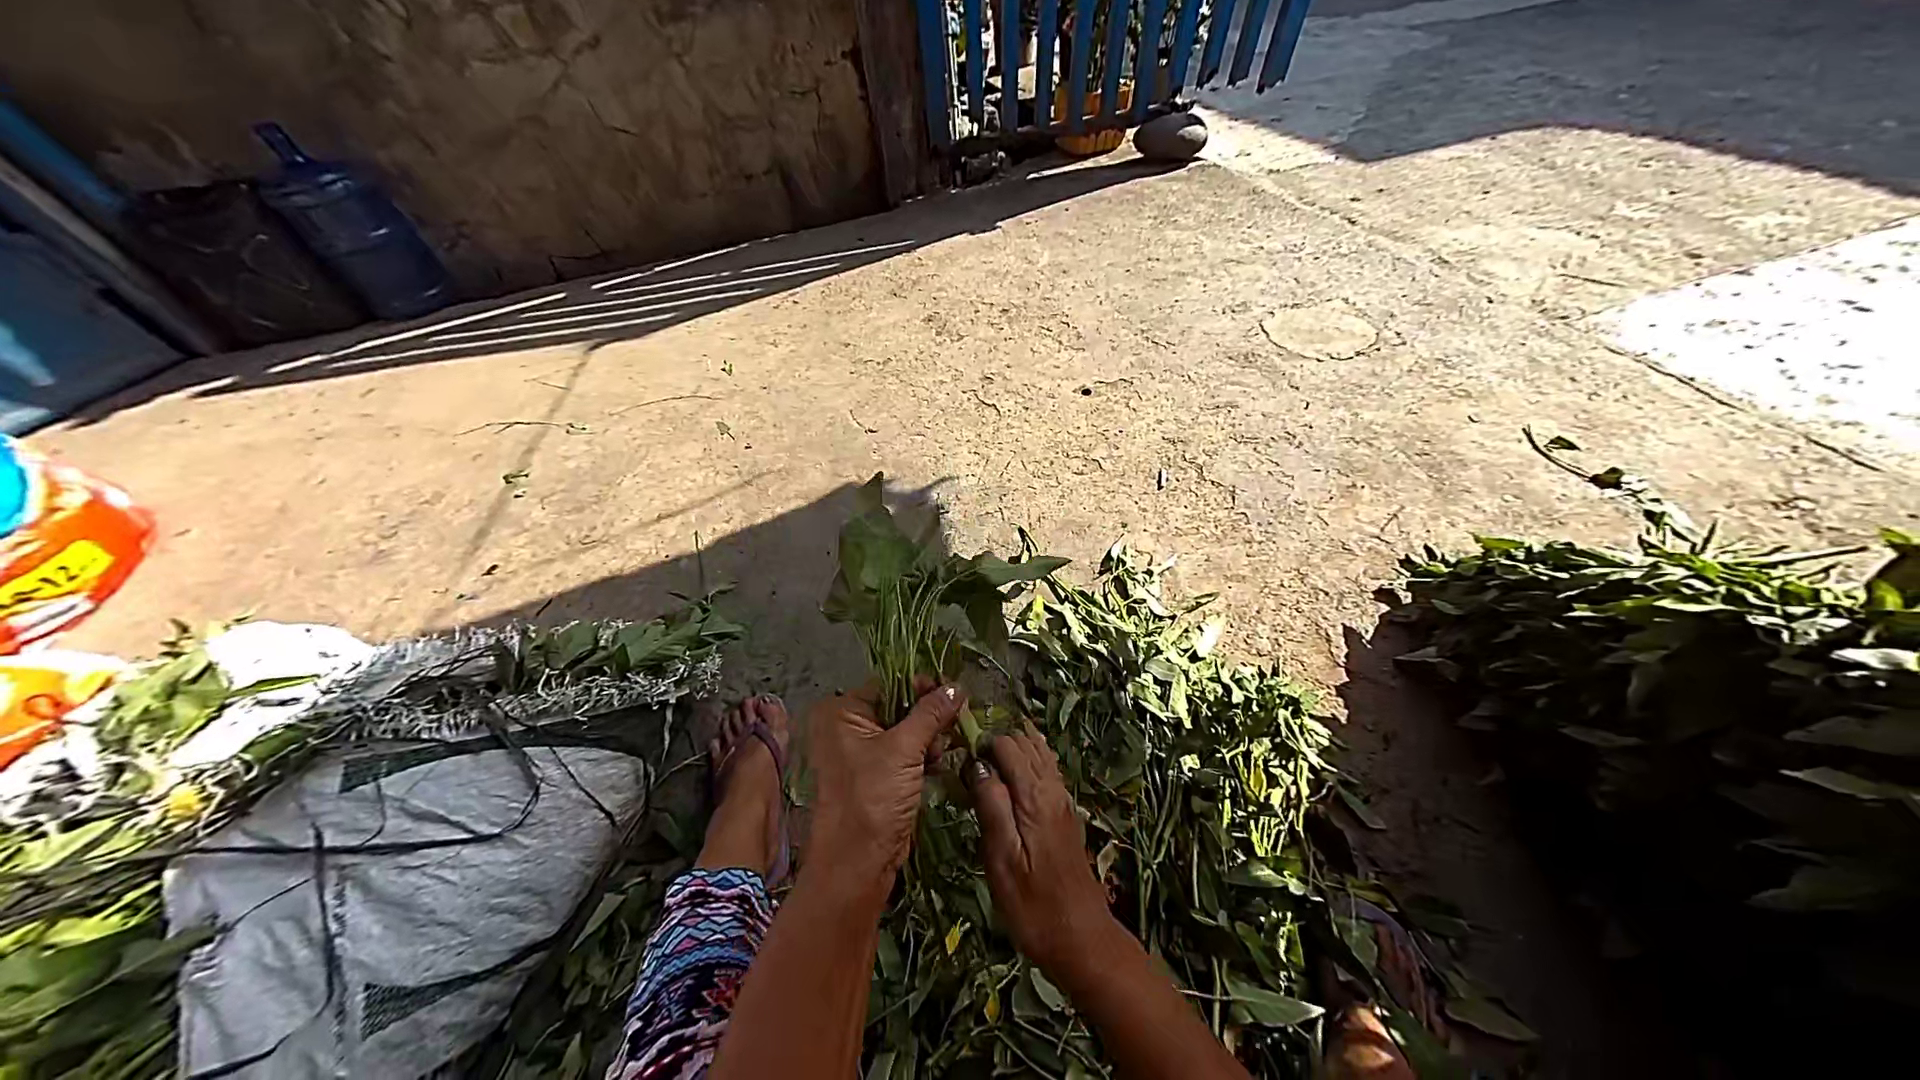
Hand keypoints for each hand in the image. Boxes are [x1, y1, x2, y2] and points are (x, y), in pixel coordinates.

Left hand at [805, 680, 964, 890]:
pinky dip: (924, 756)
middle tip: (953, 726)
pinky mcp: (878, 775)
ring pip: (907, 730)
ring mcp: (862, 752)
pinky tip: (938, 763)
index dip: (924, 686)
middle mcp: (848, 726)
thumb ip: (931, 713)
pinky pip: (906, 753)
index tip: (957, 693)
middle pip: (900, 705)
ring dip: (930, 738)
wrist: (857, 865)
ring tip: (942, 753)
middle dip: (930, 716)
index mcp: (843, 711)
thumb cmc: (872, 799)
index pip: (891, 684)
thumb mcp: (903, 749)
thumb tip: (957, 687)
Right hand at [969, 725, 1120, 988]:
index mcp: (1035, 796)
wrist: (1082, 940)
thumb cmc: (1034, 907)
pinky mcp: (1064, 812)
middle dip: (995, 739)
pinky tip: (1010, 770)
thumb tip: (975, 763)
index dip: (979, 744)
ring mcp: (1062, 799)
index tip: (956, 759)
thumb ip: (990, 805)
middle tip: (966, 758)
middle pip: (1024, 741)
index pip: (1006, 744)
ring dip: (1013, 745)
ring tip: (983, 755)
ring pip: (1038, 751)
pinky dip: (1028, 758)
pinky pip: (1046, 768)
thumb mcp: (1001, 860)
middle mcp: (1053, 788)